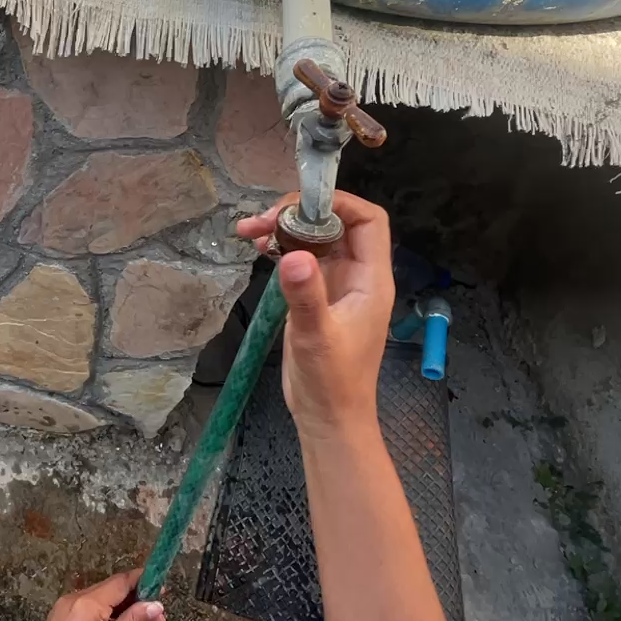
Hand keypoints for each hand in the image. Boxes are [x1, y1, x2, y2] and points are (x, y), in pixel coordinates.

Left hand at [5, 569, 165, 620]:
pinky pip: (87, 610)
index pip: (120, 582)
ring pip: (99, 600)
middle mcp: (72, 599)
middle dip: (136, 600)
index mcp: (85, 604)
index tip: (163, 591)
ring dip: (122, 610)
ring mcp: (62, 610)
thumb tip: (155, 604)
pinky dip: (106, 617)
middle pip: (110, 589)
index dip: (144, 583)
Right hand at [236, 191, 394, 440]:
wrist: (328, 417)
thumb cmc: (332, 381)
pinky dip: (281, 249)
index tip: (297, 203)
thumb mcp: (315, 337)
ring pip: (315, 239)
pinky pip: (302, 259)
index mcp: (371, 280)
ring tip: (249, 231)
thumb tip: (293, 255)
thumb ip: (306, 296)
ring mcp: (336, 285)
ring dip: (284, 229)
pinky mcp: (316, 297)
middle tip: (260, 220)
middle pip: (335, 224)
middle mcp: (357, 276)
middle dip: (299, 213)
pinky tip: (259, 250)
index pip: (368, 220)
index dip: (337, 203)